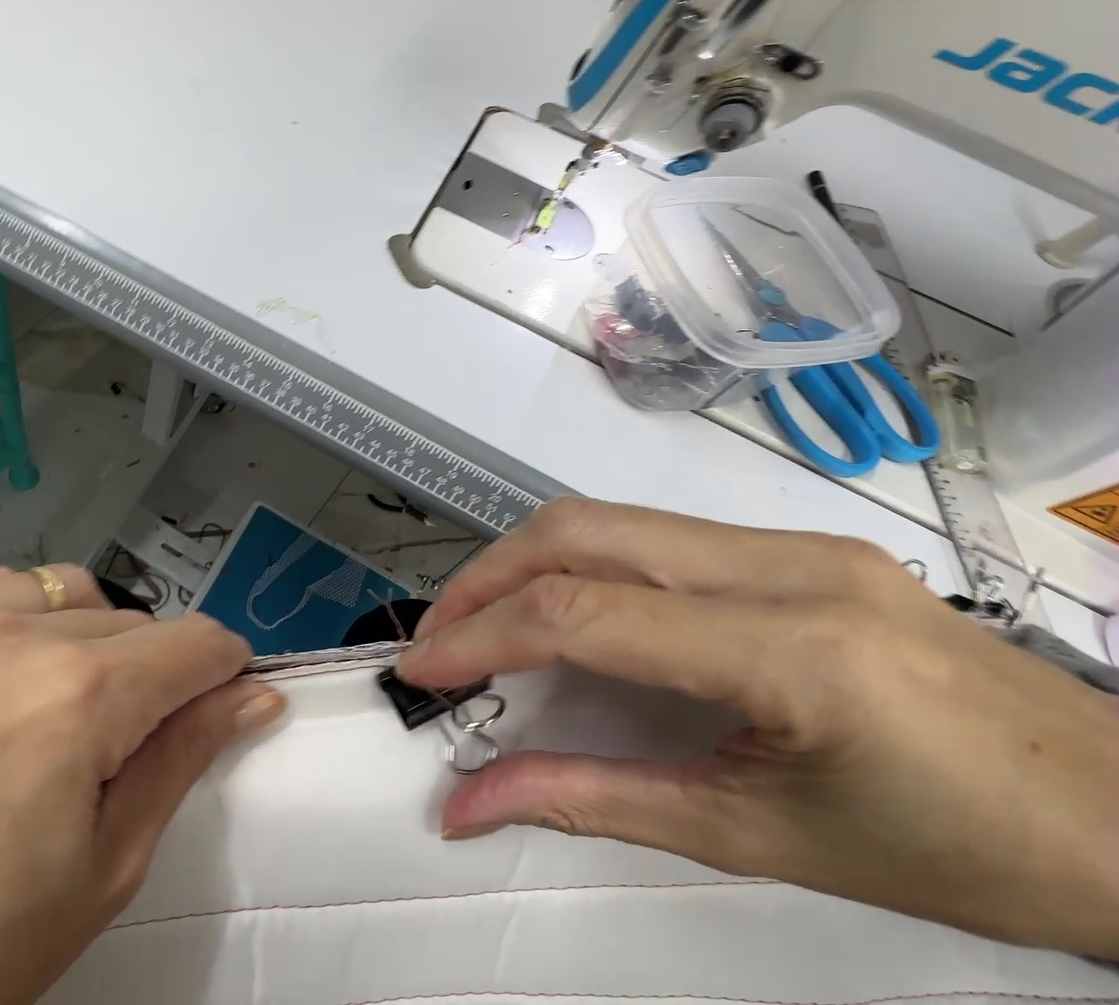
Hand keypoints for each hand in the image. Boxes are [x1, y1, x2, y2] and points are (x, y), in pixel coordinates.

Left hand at [0, 565, 282, 1004]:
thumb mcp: (108, 863)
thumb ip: (184, 757)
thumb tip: (255, 694)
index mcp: (76, 695)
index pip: (193, 642)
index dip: (220, 671)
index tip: (216, 700)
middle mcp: (7, 631)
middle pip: (128, 621)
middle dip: (147, 670)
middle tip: (116, 743)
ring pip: (56, 590)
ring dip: (79, 634)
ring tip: (53, 704)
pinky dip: (8, 622)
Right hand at [399, 498, 1118, 958]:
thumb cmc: (956, 854)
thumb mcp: (756, 839)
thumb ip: (591, 802)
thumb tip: (468, 804)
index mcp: (793, 650)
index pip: (583, 613)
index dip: (479, 638)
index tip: (418, 673)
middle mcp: (789, 566)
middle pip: (582, 530)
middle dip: (483, 579)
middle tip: (435, 642)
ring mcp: (799, 543)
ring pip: (612, 518)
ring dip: (523, 565)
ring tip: (480, 629)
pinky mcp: (801, 547)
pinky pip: (654, 535)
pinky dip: (579, 567)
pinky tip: (564, 618)